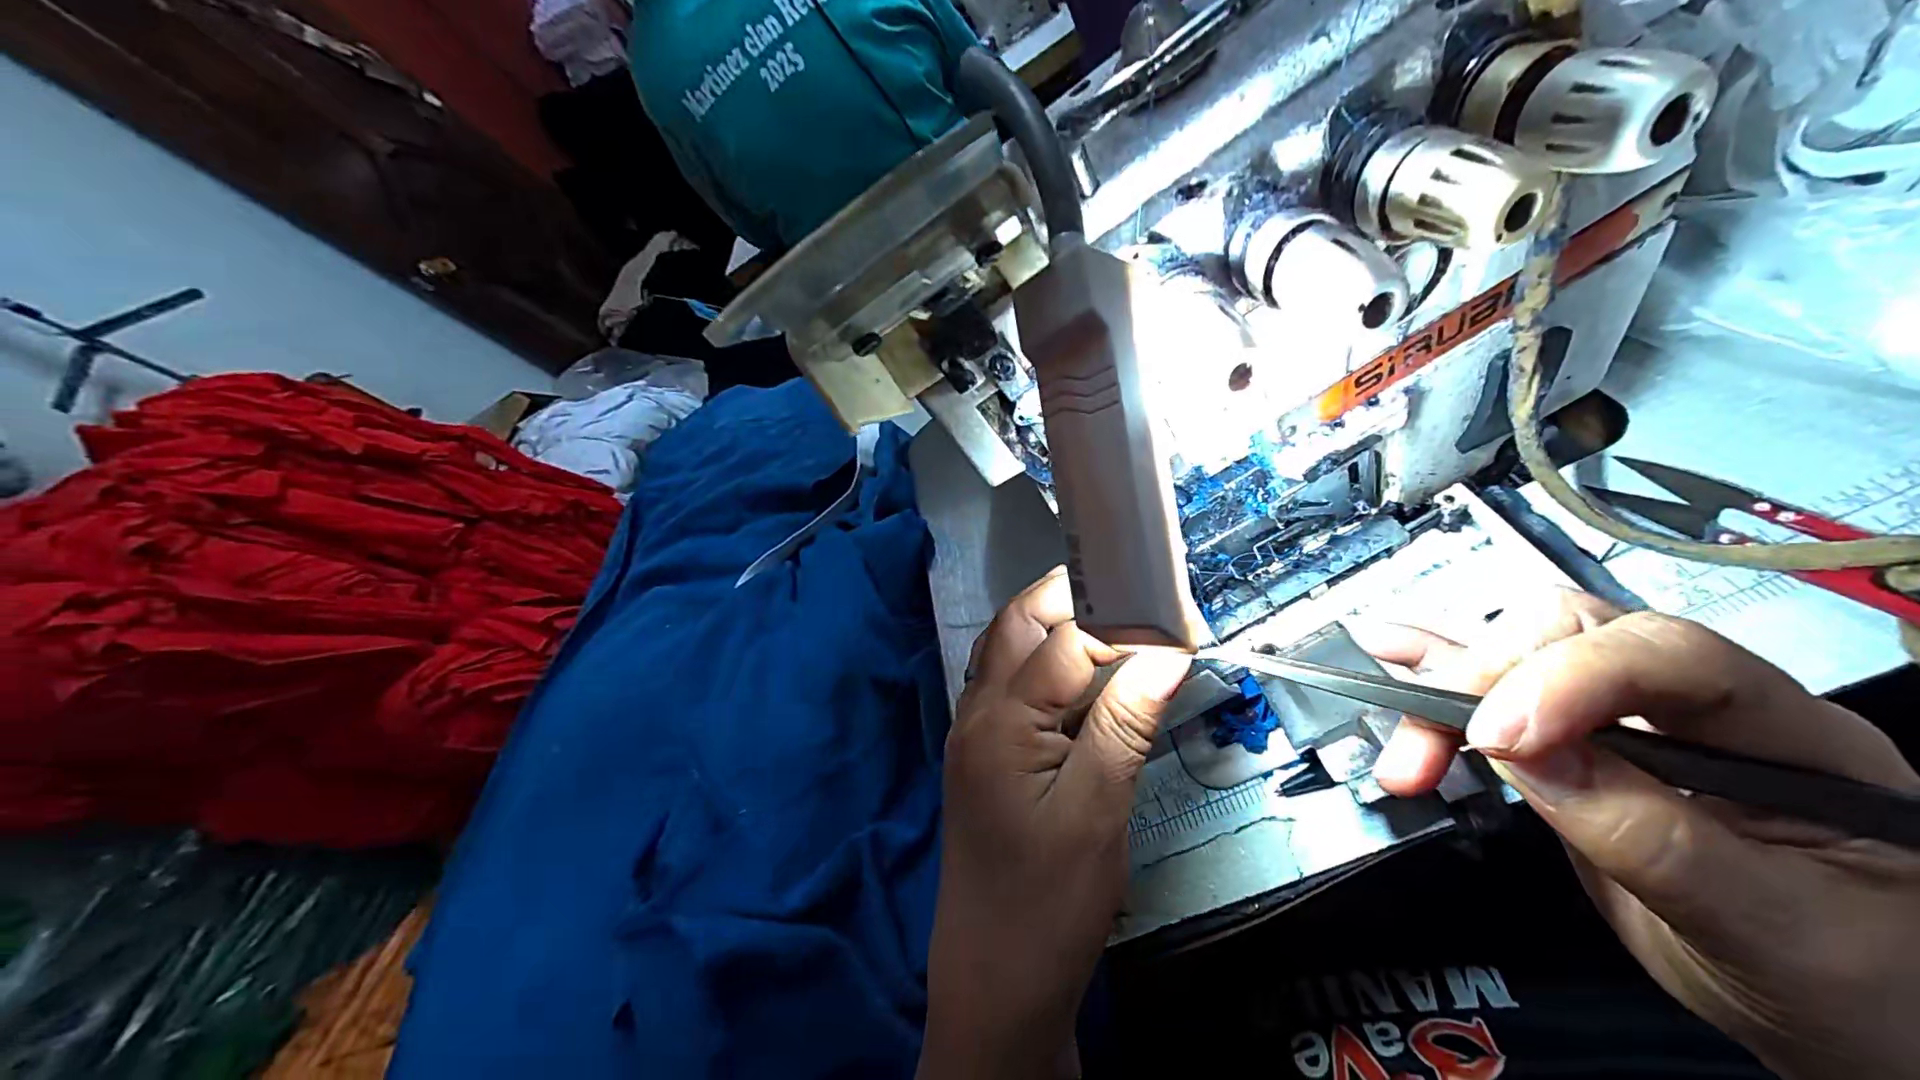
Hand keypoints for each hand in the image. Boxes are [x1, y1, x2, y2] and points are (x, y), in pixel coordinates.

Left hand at [920, 568, 1191, 1079]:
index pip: (1063, 642)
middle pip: (1017, 628)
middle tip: (1132, 594)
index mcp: (998, 722)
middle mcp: (975, 714)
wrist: (994, 981)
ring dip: (1054, 628)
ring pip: (1008, 654)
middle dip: (1070, 599)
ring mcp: (973, 735)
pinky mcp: (984, 757)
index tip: (1174, 614)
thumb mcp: (1097, 811)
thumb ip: (1125, 722)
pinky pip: (1010, 688)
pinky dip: (1046, 666)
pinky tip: (1082, 678)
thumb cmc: (1047, 904)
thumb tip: (1166, 650)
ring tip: (1114, 623)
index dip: (1119, 622)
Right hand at [1360, 589, 1919, 1079]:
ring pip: (1518, 650)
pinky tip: (1390, 648)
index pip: (1669, 655)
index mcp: (1793, 734)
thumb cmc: (1853, 983)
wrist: (1851, 1011)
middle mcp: (1701, 702)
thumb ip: (1651, 834)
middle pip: (1573, 633)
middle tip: (1433, 750)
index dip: (1567, 679)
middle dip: (1485, 679)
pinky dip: (1435, 663)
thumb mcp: (1771, 929)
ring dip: (1443, 687)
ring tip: (1405, 749)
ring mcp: (1629, 713)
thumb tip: (1518, 752)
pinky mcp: (1573, 735)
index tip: (1493, 738)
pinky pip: (1499, 682)